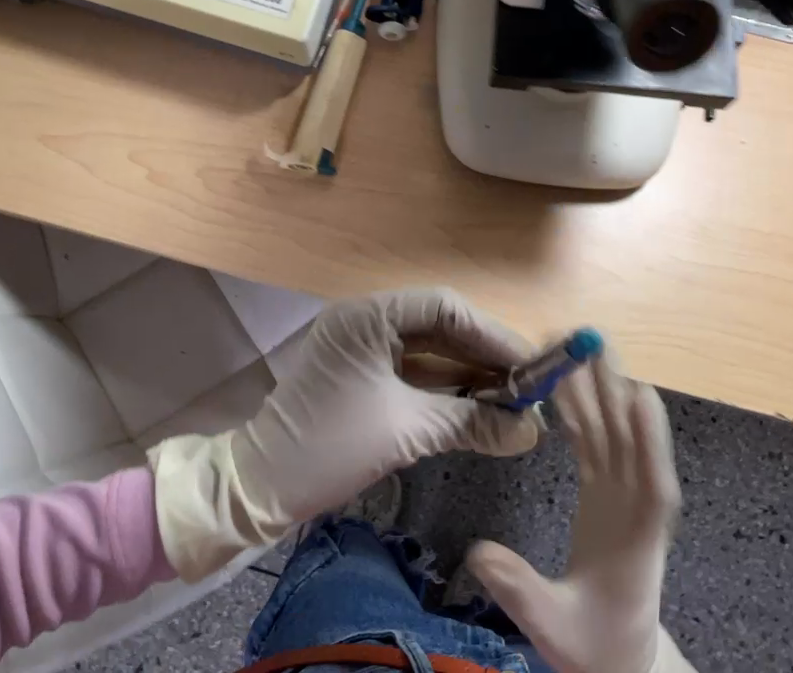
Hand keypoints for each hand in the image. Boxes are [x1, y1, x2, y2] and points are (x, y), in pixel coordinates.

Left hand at [148, 288, 541, 579]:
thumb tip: (530, 432)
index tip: (529, 366)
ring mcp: (362, 346)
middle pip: (439, 325)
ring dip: (467, 373)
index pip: (445, 307)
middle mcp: (366, 320)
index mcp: (368, 316)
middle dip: (484, 356)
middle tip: (528, 386)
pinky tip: (478, 406)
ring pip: (429, 349)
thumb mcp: (407, 431)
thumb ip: (471, 423)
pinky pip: (413, 370)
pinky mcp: (362, 373)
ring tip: (512, 399)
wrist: (262, 486)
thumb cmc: (330, 446)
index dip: (491, 335)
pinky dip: (444, 387)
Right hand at [465, 355, 694, 672]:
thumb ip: (518, 589)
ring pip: (612, 434)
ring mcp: (621, 495)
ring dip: (595, 392)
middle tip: (590, 344)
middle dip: (613, 392)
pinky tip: (562, 388)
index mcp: (637, 542)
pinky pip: (594, 443)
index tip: (639, 396)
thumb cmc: (594, 645)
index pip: (652, 488)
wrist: (616, 655)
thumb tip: (475, 551)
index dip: (649, 442)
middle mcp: (635, 507)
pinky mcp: (604, 492)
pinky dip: (580, 414)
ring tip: (572, 351)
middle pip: (631, 442)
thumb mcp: (550, 626)